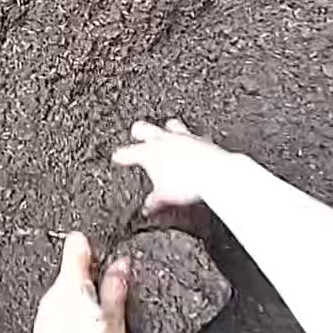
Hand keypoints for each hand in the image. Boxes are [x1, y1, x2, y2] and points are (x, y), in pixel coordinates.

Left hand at [28, 232, 129, 332]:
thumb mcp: (114, 325)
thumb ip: (116, 290)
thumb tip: (120, 265)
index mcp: (70, 289)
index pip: (76, 246)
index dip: (93, 246)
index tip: (106, 253)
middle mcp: (52, 297)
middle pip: (72, 270)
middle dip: (92, 276)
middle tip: (113, 293)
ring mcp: (45, 314)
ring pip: (68, 291)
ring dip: (84, 296)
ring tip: (102, 320)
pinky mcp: (43, 330)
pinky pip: (61, 310)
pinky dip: (75, 313)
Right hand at [110, 119, 242, 212]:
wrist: (214, 174)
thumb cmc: (186, 183)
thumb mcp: (165, 196)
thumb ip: (155, 200)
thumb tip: (149, 206)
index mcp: (149, 153)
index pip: (129, 153)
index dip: (122, 155)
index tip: (117, 156)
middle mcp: (165, 141)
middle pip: (145, 129)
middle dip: (139, 131)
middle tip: (136, 131)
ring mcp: (184, 138)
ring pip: (172, 126)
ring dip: (169, 128)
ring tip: (168, 127)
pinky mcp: (202, 140)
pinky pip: (194, 136)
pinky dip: (192, 140)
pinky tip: (195, 143)